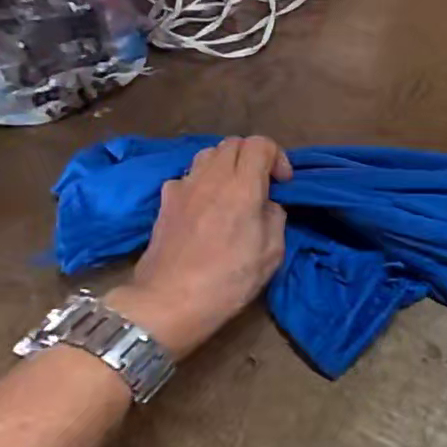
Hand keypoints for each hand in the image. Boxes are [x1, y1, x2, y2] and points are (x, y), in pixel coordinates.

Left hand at [108, 136, 292, 358]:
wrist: (167, 302)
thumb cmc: (227, 281)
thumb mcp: (271, 253)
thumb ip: (274, 217)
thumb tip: (266, 206)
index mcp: (242, 187)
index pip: (260, 144)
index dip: (277, 156)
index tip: (282, 183)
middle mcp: (211, 178)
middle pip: (234, 143)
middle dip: (252, 156)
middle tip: (261, 184)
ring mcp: (183, 187)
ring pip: (208, 154)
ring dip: (226, 164)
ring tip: (232, 190)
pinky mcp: (164, 202)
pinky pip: (188, 177)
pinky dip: (202, 182)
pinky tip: (204, 207)